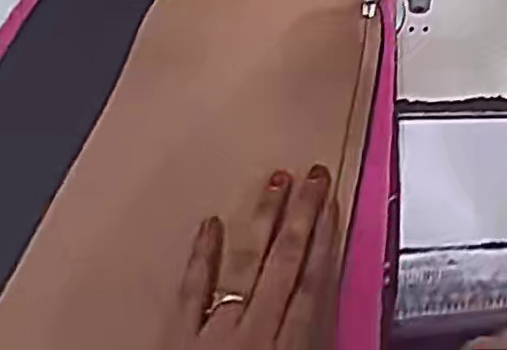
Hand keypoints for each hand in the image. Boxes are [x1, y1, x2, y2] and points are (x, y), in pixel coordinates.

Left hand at [163, 167, 337, 349]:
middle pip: (285, 261)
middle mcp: (252, 335)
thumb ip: (312, 348)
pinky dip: (203, 255)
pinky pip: (192, 290)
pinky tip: (211, 222)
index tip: (333, 203)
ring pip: (245, 262)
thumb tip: (331, 328)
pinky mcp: (174, 342)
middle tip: (313, 175)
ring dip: (263, 220)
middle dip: (302, 215)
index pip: (312, 285)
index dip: (325, 240)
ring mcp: (212, 334)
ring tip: (276, 180)